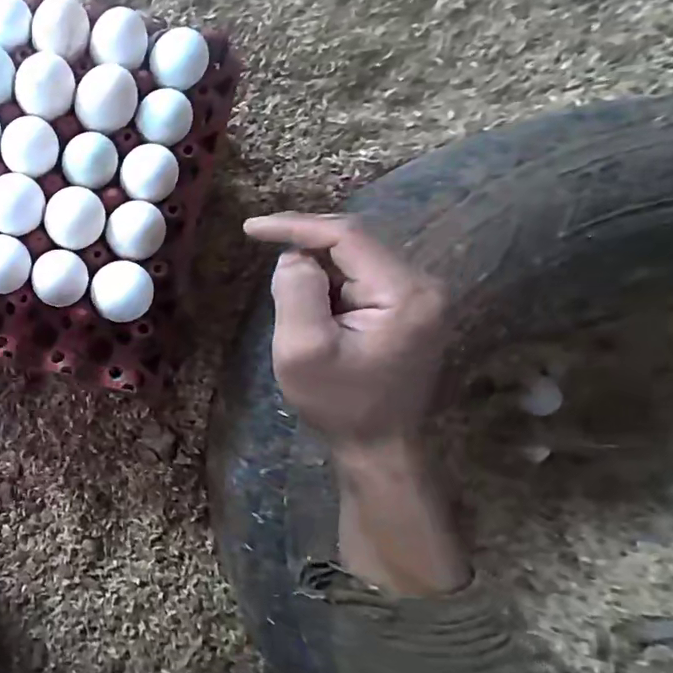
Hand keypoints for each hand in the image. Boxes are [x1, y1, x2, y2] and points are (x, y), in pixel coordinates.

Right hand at [242, 213, 447, 450]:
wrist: (379, 446)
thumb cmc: (338, 403)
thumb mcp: (302, 350)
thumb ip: (295, 293)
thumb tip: (292, 257)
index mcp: (404, 292)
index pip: (347, 235)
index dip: (296, 226)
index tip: (250, 229)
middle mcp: (422, 285)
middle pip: (355, 242)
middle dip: (305, 246)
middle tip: (262, 253)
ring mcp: (419, 297)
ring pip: (355, 260)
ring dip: (316, 269)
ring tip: (291, 302)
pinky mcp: (408, 309)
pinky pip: (361, 278)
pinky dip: (329, 283)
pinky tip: (312, 308)